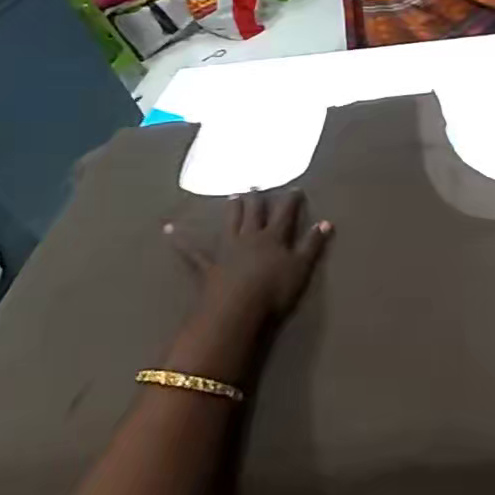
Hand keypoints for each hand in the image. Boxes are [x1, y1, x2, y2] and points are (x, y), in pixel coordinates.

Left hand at [168, 190, 332, 327]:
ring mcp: (227, 250)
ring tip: (233, 196)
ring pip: (230, 223)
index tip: (295, 189)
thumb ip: (312, 245)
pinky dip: (180, 240)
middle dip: (257, 199)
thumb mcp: (301, 268)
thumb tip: (326, 222)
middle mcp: (250, 237)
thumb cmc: (274, 290)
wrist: (237, 308)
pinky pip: (192, 251)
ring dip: (232, 209)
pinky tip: (168, 228)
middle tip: (255, 186)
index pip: (285, 214)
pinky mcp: (208, 266)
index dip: (290, 201)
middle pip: (254, 213)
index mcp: (273, 237)